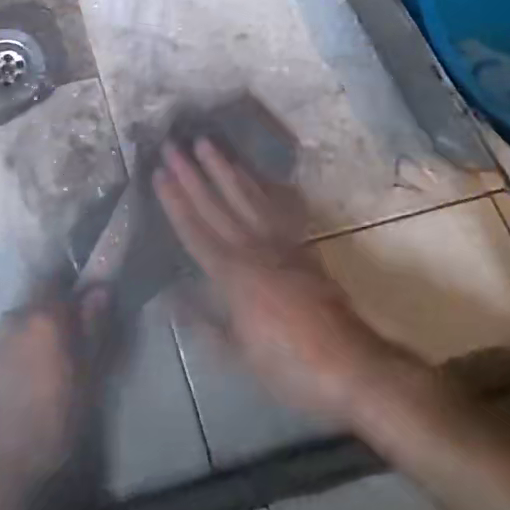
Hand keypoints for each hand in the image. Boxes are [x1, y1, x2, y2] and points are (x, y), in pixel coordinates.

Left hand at [0, 287, 107, 492]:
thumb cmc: (53, 424)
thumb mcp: (87, 379)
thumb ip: (93, 329)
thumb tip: (100, 290)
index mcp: (44, 316)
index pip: (62, 280)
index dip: (78, 290)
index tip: (92, 306)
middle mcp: (14, 316)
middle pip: (40, 300)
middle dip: (57, 313)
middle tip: (74, 341)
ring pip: (21, 322)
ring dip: (36, 333)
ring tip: (49, 366)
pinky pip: (5, 342)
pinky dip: (18, 350)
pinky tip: (25, 380)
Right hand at [153, 138, 421, 426]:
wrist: (351, 364)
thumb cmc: (288, 367)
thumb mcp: (237, 353)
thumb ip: (203, 321)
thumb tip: (170, 297)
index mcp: (232, 275)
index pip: (195, 230)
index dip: (175, 202)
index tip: (159, 173)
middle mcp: (254, 249)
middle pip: (218, 205)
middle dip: (193, 174)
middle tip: (174, 144)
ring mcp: (281, 243)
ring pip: (248, 196)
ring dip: (225, 168)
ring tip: (208, 142)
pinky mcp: (302, 246)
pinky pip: (279, 207)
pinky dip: (265, 186)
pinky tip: (256, 173)